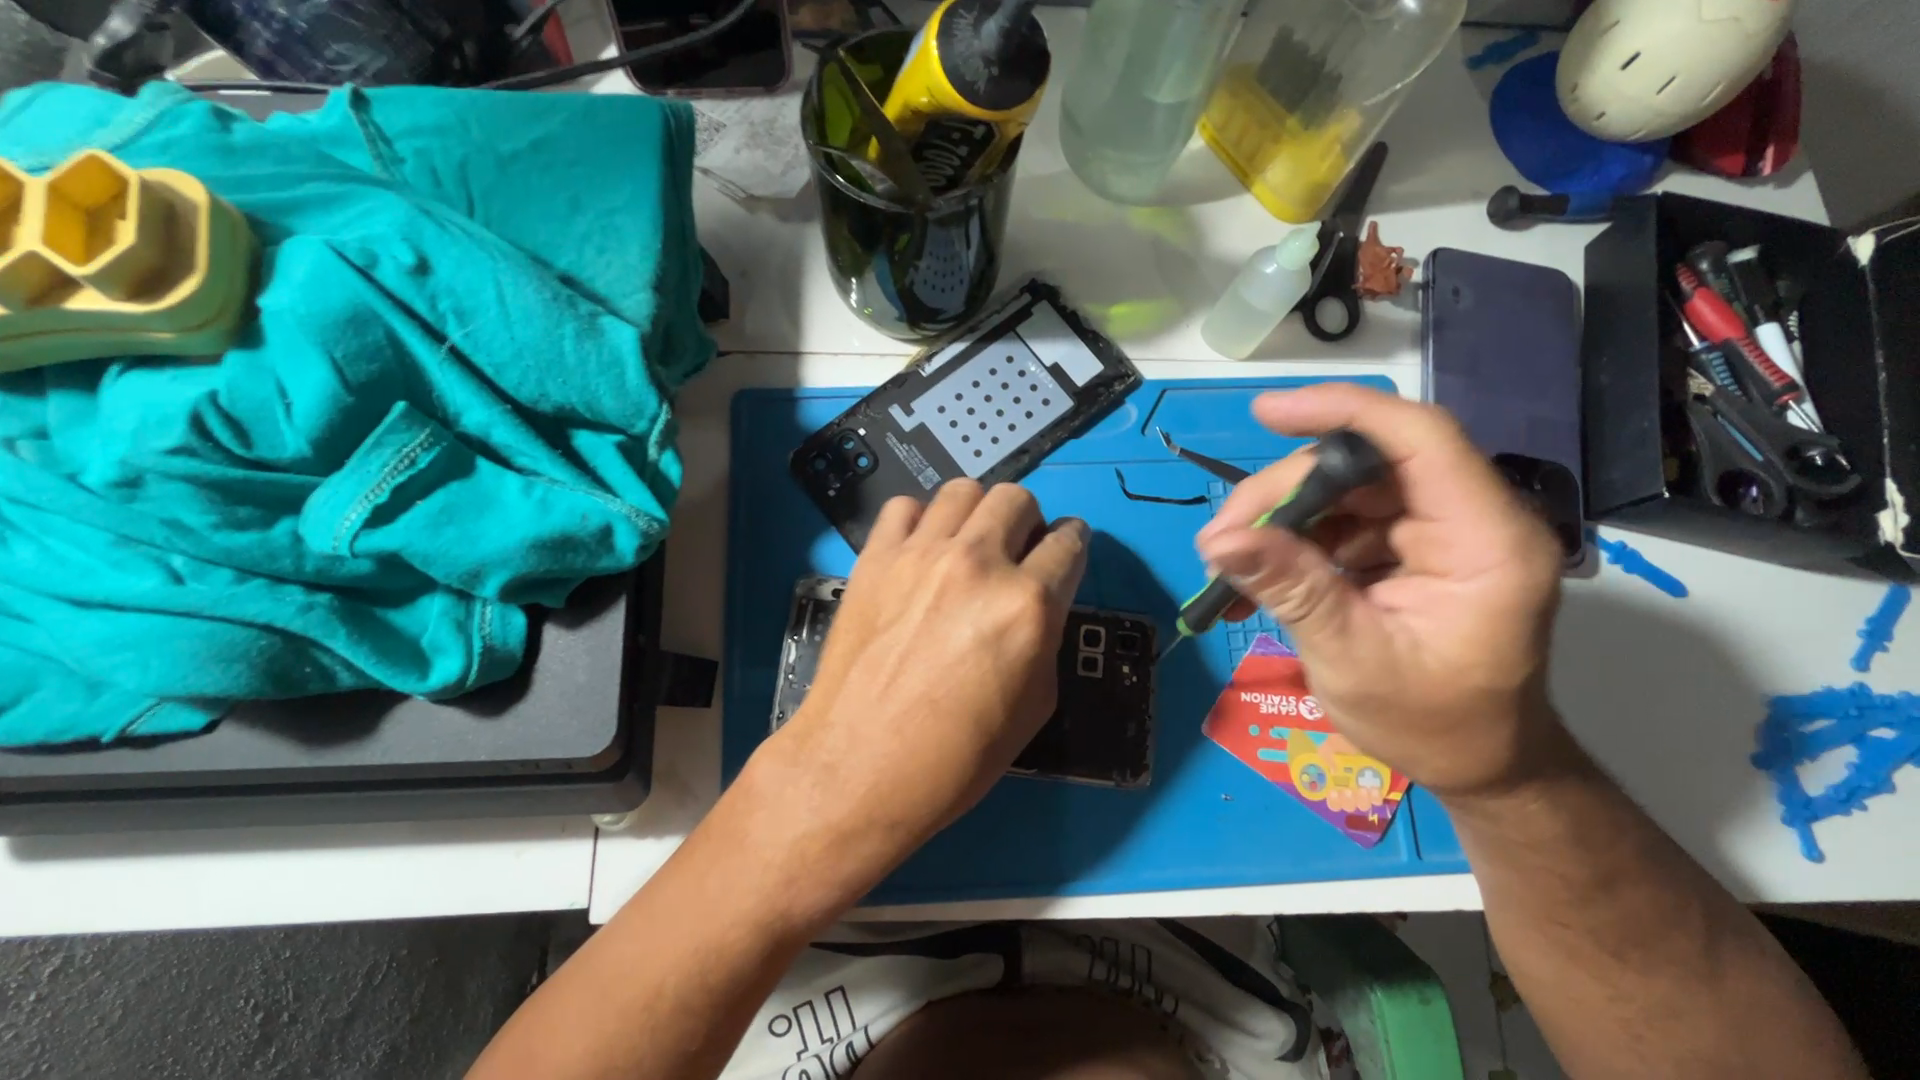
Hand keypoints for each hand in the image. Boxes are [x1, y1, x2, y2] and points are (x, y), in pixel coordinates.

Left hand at [751, 481, 1088, 894]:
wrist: (860, 768)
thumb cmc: (957, 757)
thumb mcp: (1035, 705)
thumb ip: (1043, 637)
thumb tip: (1035, 605)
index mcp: (1028, 604)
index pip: (1069, 542)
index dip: (1073, 546)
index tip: (1064, 552)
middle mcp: (978, 564)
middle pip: (1017, 500)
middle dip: (1027, 522)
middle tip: (1016, 553)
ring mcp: (920, 555)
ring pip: (963, 491)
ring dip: (977, 514)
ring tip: (968, 546)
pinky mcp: (874, 559)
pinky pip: (904, 508)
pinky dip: (920, 522)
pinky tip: (920, 552)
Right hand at [1196, 385, 1569, 800]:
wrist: (1482, 767)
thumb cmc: (1435, 725)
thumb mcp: (1353, 659)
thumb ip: (1291, 590)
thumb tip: (1218, 541)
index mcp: (1484, 540)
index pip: (1419, 439)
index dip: (1342, 412)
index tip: (1265, 413)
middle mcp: (1467, 520)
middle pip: (1364, 466)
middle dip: (1284, 492)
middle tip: (1221, 539)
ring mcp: (1437, 534)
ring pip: (1344, 492)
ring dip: (1280, 522)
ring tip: (1226, 567)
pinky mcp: (1411, 550)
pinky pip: (1343, 525)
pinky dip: (1294, 546)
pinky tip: (1253, 579)